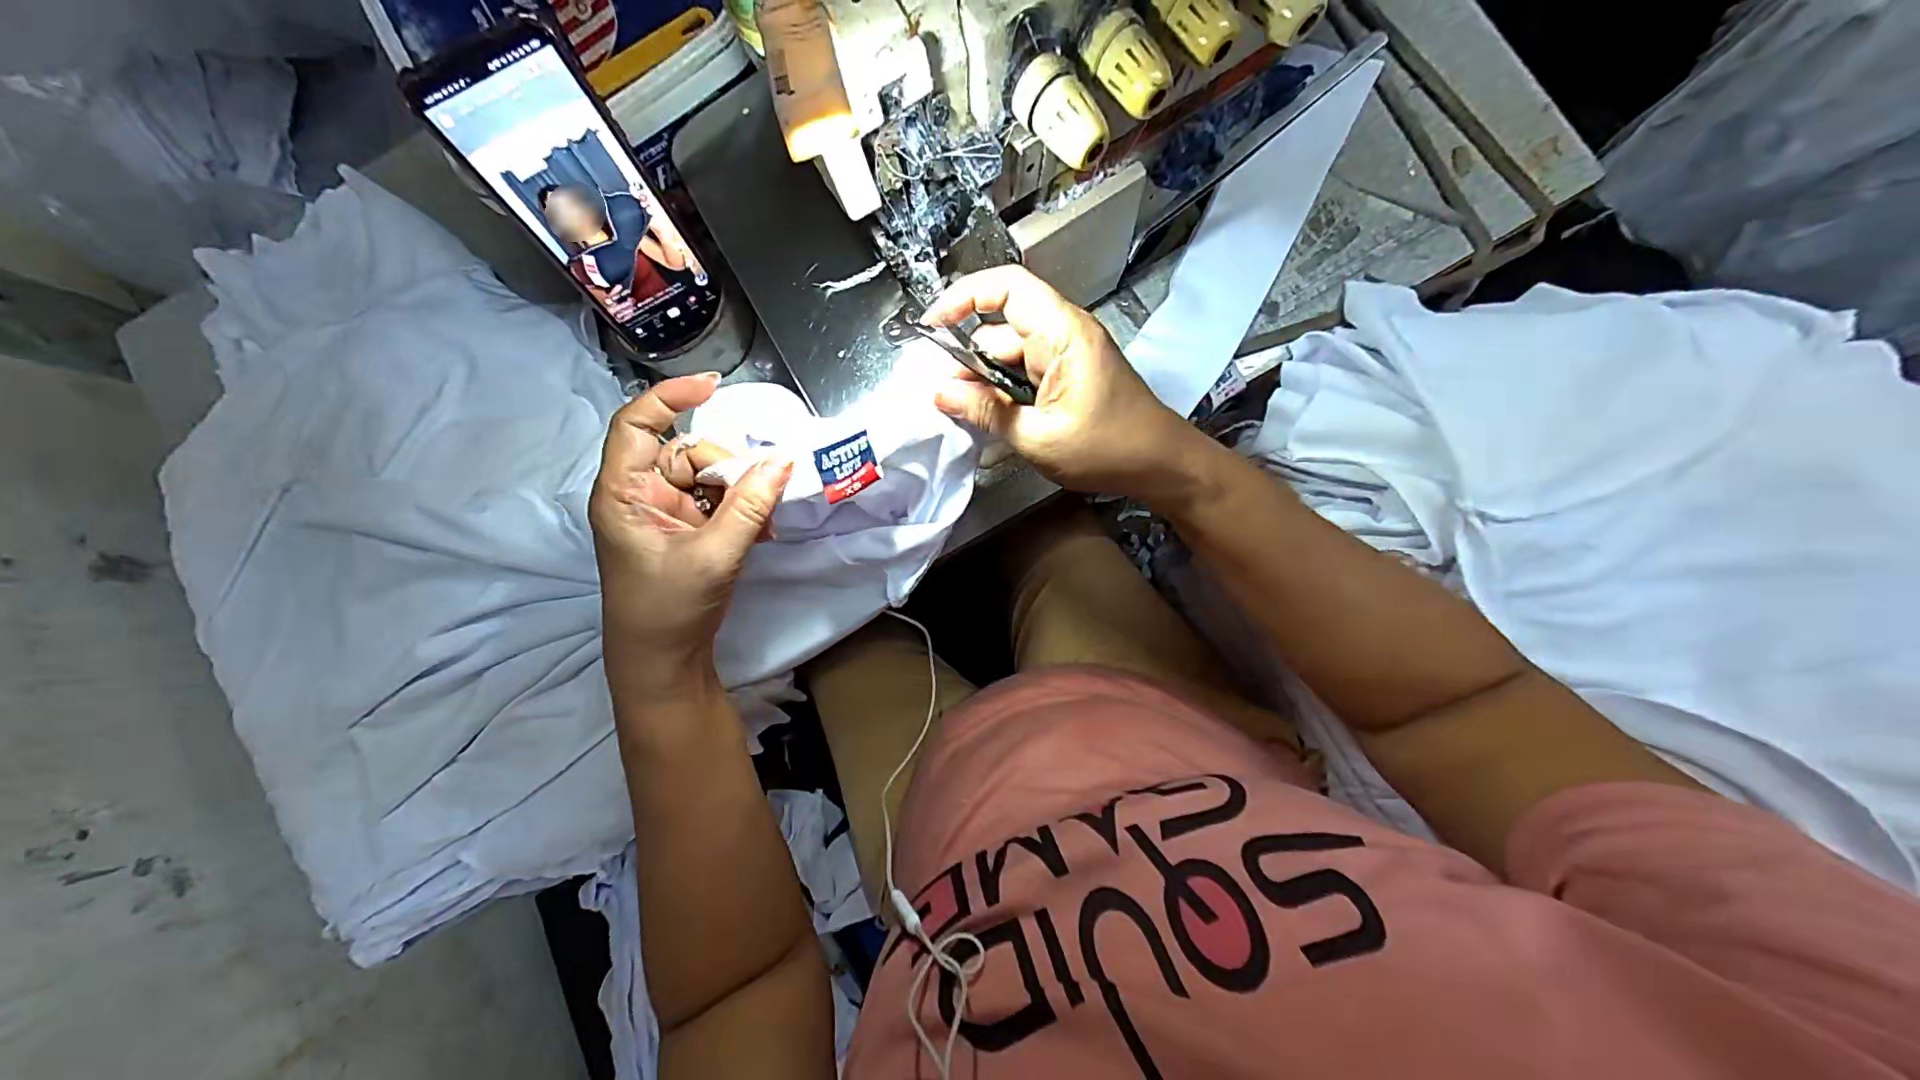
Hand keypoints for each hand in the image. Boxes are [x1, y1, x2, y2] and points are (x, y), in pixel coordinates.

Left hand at [589, 373, 791, 695]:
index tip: (713, 387)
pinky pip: (721, 501)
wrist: (664, 662)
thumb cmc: (668, 610)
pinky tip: (760, 529)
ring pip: (711, 476)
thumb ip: (749, 506)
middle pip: (688, 451)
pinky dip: (743, 509)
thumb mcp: (713, 556)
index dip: (670, 398)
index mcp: (624, 493)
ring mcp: (668, 512)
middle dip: (727, 468)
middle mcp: (642, 494)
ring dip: (741, 492)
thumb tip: (784, 461)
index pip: (637, 424)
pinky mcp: (690, 529)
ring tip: (762, 522)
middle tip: (757, 496)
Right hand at [923, 265, 1218, 507]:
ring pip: (1008, 352)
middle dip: (969, 358)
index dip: (964, 296)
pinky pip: (1022, 371)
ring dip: (985, 379)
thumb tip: (943, 395)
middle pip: (1000, 326)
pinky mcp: (1066, 374)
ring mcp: (1065, 354)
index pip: (1007, 286)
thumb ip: (986, 411)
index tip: (933, 323)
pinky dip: (1004, 390)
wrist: (1160, 465)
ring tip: (973, 414)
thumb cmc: (1113, 448)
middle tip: (948, 396)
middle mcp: (1064, 334)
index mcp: (1064, 334)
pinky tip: (996, 417)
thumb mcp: (1038, 437)